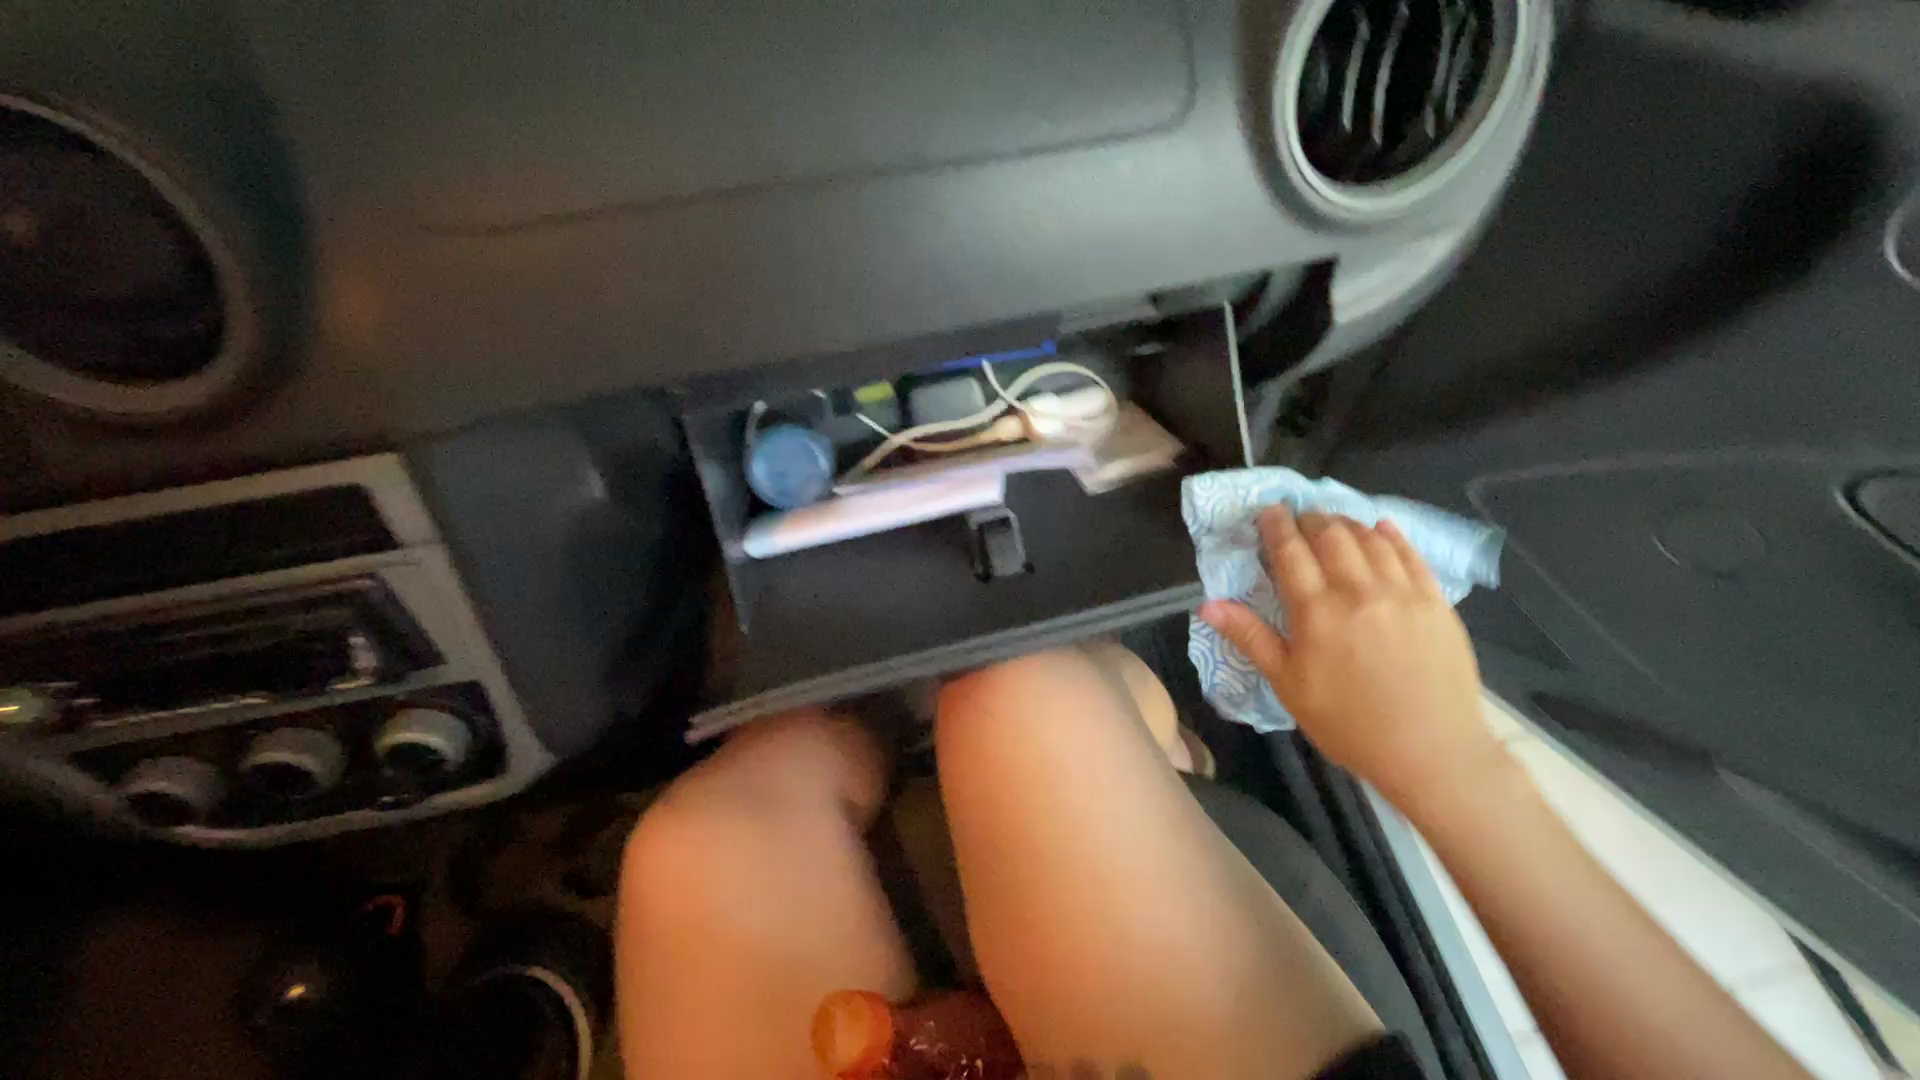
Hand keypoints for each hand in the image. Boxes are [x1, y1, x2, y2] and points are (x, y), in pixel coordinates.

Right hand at [1199, 508, 1500, 805]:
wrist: (1429, 751)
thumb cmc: (1347, 723)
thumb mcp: (1287, 684)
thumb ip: (1250, 637)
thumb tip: (1208, 604)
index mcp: (1316, 611)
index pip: (1291, 551)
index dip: (1277, 526)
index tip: (1269, 511)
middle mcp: (1358, 590)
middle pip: (1331, 535)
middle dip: (1310, 520)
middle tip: (1299, 519)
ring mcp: (1401, 592)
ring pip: (1369, 538)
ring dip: (1346, 523)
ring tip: (1334, 524)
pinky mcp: (1435, 601)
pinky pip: (1411, 554)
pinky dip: (1391, 535)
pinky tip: (1381, 528)